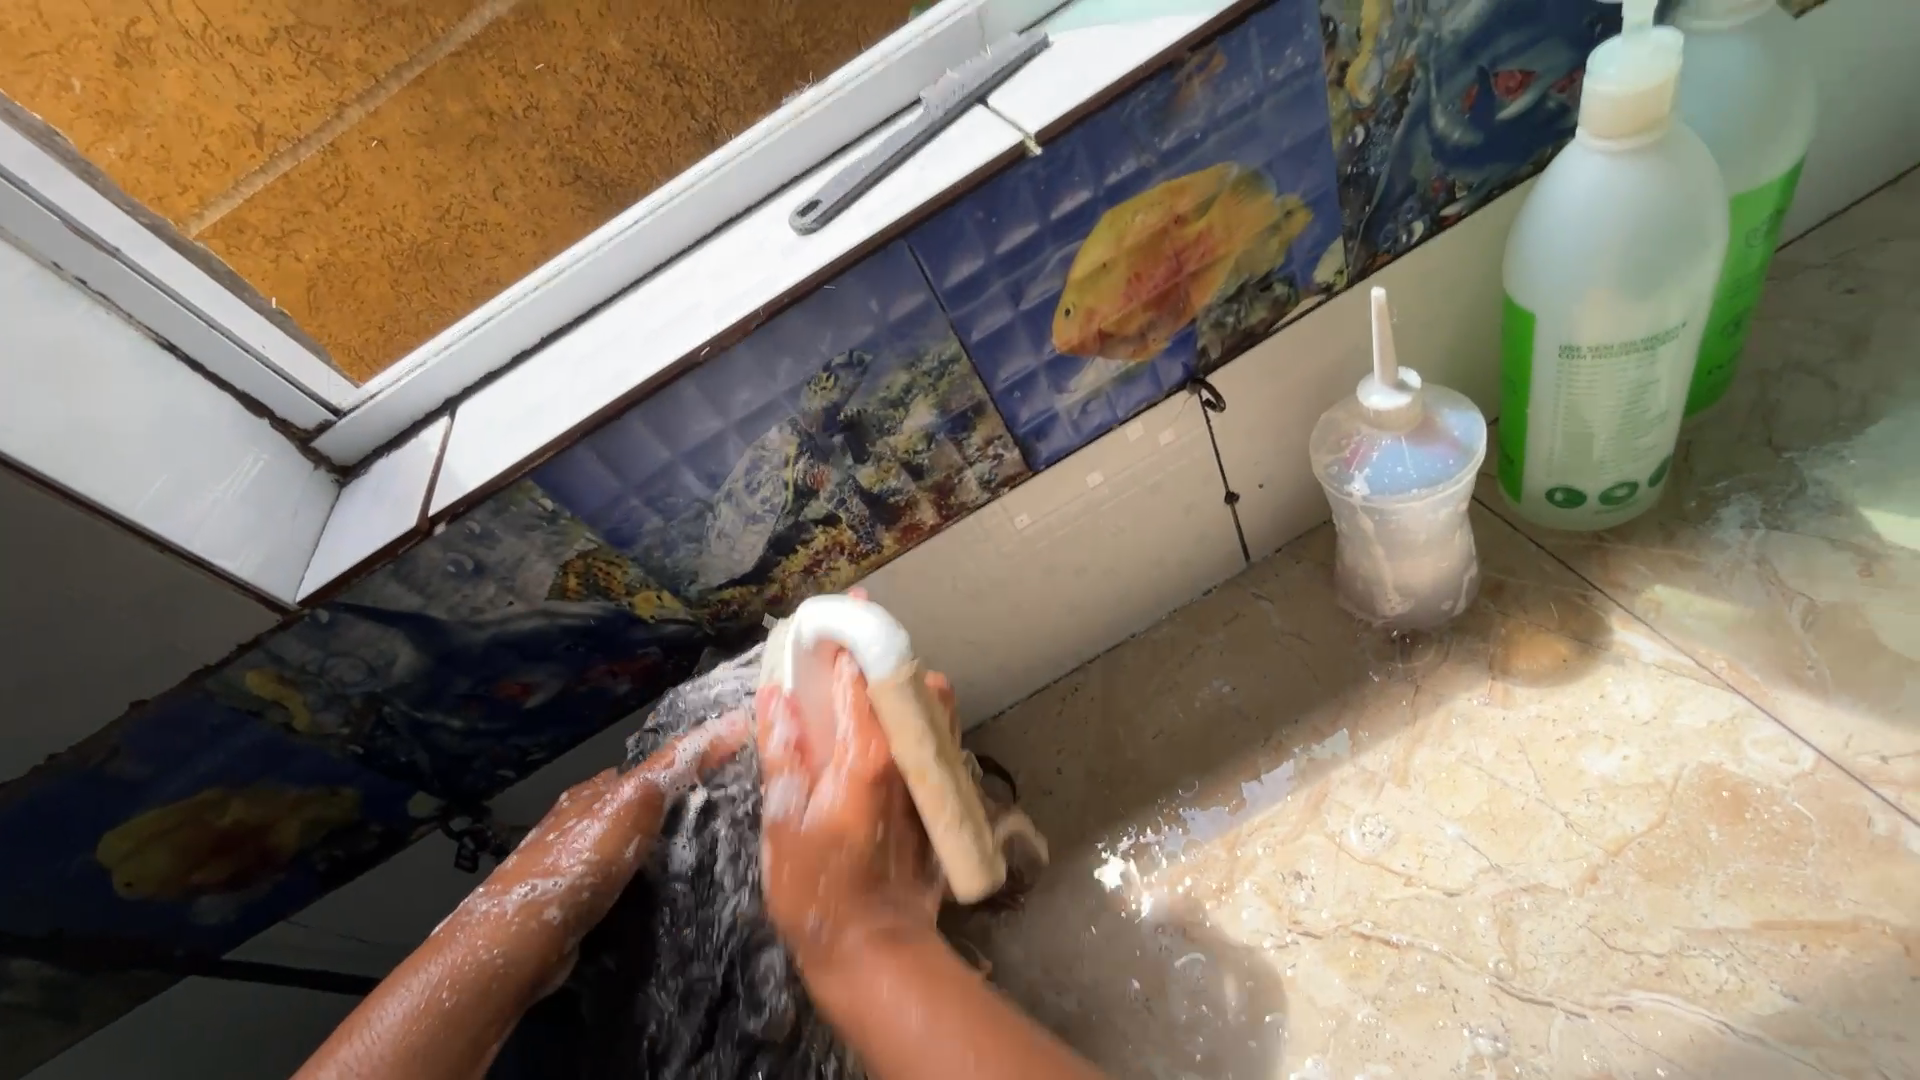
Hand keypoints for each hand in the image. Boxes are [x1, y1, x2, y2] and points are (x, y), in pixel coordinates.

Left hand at [450, 710, 751, 989]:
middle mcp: (577, 821)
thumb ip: (677, 764)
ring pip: (627, 845)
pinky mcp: (569, 904)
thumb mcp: (637, 800)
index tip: (725, 772)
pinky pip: (616, 881)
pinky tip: (657, 894)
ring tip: (698, 857)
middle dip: (673, 809)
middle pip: (637, 805)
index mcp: (592, 791)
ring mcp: (570, 864)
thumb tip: (733, 721)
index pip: (649, 766)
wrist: (520, 941)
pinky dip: (639, 881)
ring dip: (657, 848)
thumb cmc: (582, 862)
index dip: (686, 764)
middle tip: (719, 818)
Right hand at [756, 647, 947, 976]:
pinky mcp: (943, 791)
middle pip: (904, 679)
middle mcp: (911, 752)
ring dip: (901, 677)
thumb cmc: (819, 889)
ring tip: (868, 670)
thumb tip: (777, 696)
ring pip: (929, 702)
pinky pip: (935, 731)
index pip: (859, 677)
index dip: (845, 642)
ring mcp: (934, 771)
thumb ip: (783, 753)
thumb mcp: (784, 823)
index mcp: (868, 754)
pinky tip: (890, 717)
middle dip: (879, 648)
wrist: (877, 947)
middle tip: (851, 633)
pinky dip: (915, 710)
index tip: (831, 620)